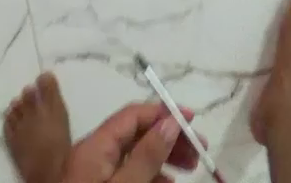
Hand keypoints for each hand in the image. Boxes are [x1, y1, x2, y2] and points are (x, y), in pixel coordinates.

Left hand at [62, 103, 202, 182]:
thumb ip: (148, 156)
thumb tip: (171, 122)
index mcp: (95, 147)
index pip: (133, 115)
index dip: (164, 113)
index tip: (192, 122)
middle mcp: (92, 156)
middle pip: (136, 134)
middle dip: (169, 138)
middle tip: (198, 151)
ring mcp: (93, 177)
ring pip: (134, 156)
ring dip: (164, 159)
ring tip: (189, 170)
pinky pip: (127, 176)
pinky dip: (150, 177)